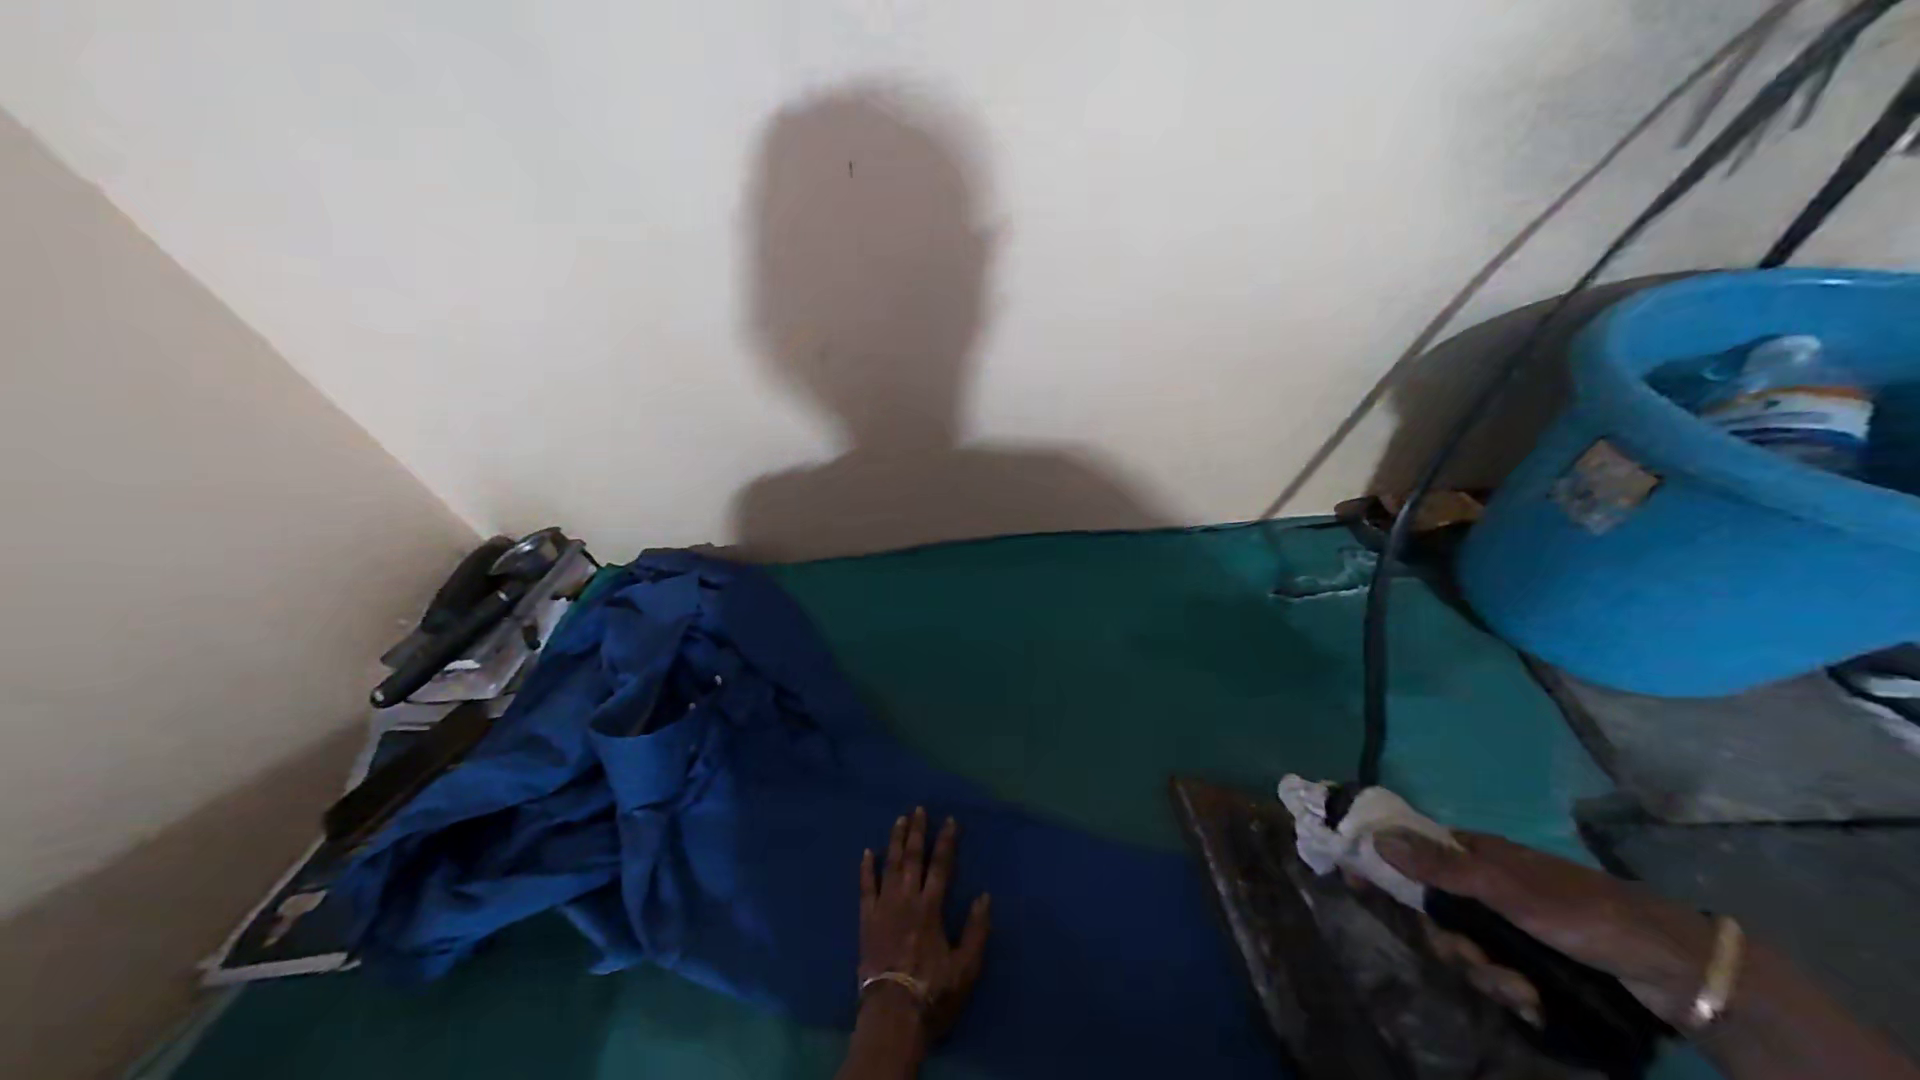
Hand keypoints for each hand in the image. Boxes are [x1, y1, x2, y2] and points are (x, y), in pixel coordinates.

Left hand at [859, 808, 991, 1039]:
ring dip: (895, 841)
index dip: (946, 841)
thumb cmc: (933, 991)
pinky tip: (867, 852)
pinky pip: (865, 888)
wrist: (893, 1015)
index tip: (950, 820)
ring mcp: (883, 908)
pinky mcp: (866, 922)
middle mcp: (907, 900)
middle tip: (920, 809)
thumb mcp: (967, 966)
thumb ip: (977, 929)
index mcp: (931, 908)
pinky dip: (866, 869)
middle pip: (913, 858)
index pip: (941, 865)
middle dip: (918, 832)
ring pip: (889, 865)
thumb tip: (985, 896)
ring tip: (900, 819)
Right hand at [1376, 829, 1715, 1024]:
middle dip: (1449, 943)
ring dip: (1484, 973)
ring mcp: (1505, 923)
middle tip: (1471, 959)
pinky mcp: (1528, 958)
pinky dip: (1507, 989)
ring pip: (1461, 947)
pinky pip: (1492, 972)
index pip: (1409, 851)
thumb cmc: (1582, 912)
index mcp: (1473, 854)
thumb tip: (1378, 838)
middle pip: (1431, 910)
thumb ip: (1442, 866)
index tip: (1354, 881)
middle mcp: (1481, 884)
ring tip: (1518, 990)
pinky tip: (1531, 1001)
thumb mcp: (1508, 888)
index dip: (1382, 866)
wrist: (1673, 968)